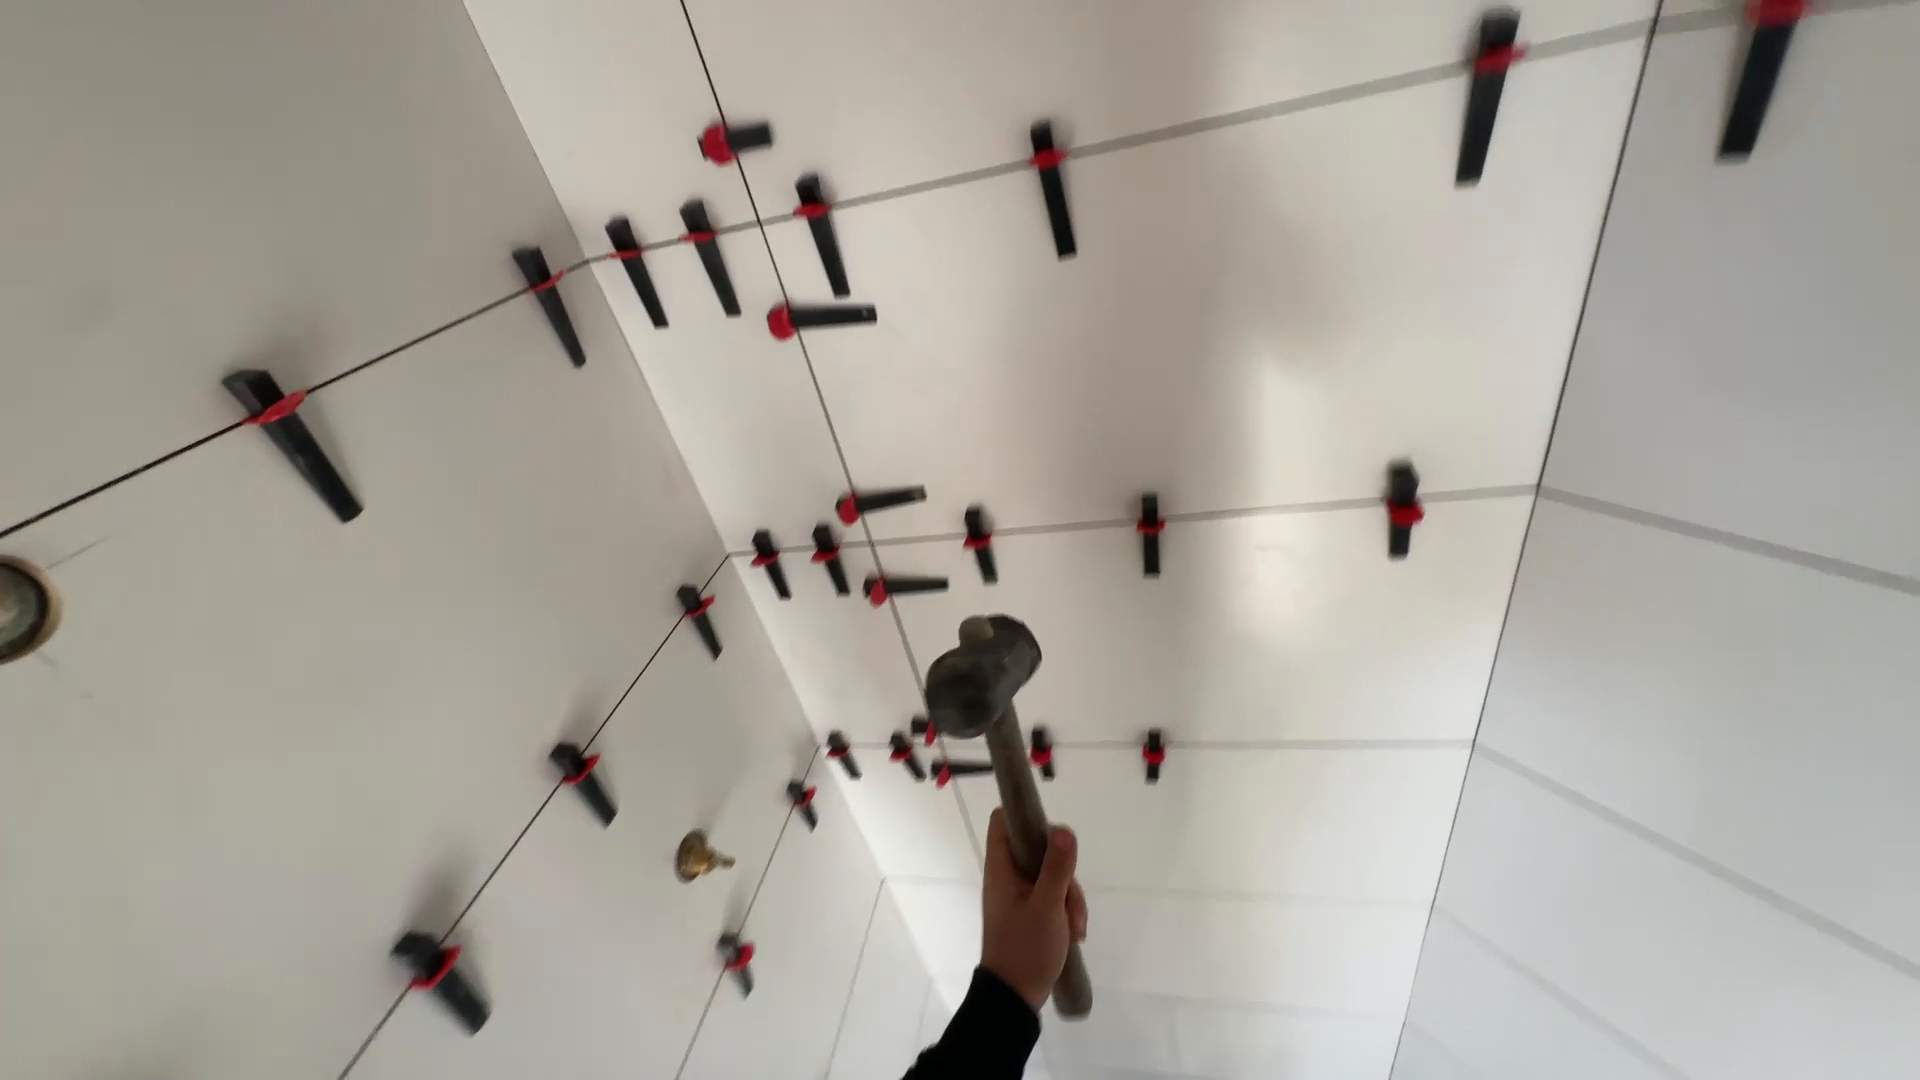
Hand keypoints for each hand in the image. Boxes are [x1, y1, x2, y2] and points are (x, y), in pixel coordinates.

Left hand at [980, 807, 1088, 1010]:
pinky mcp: (1028, 910)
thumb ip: (1057, 868)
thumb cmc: (1025, 949)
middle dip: (1064, 872)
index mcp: (1001, 867)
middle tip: (1072, 902)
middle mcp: (1006, 874)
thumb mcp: (1047, 907)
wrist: (1014, 998)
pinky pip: (1051, 894)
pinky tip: (1075, 933)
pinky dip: (1065, 909)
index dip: (1025, 816)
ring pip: (1050, 873)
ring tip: (1076, 928)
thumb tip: (1065, 829)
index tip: (1053, 833)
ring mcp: (1018, 892)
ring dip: (1069, 897)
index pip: (1004, 820)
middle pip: (1038, 848)